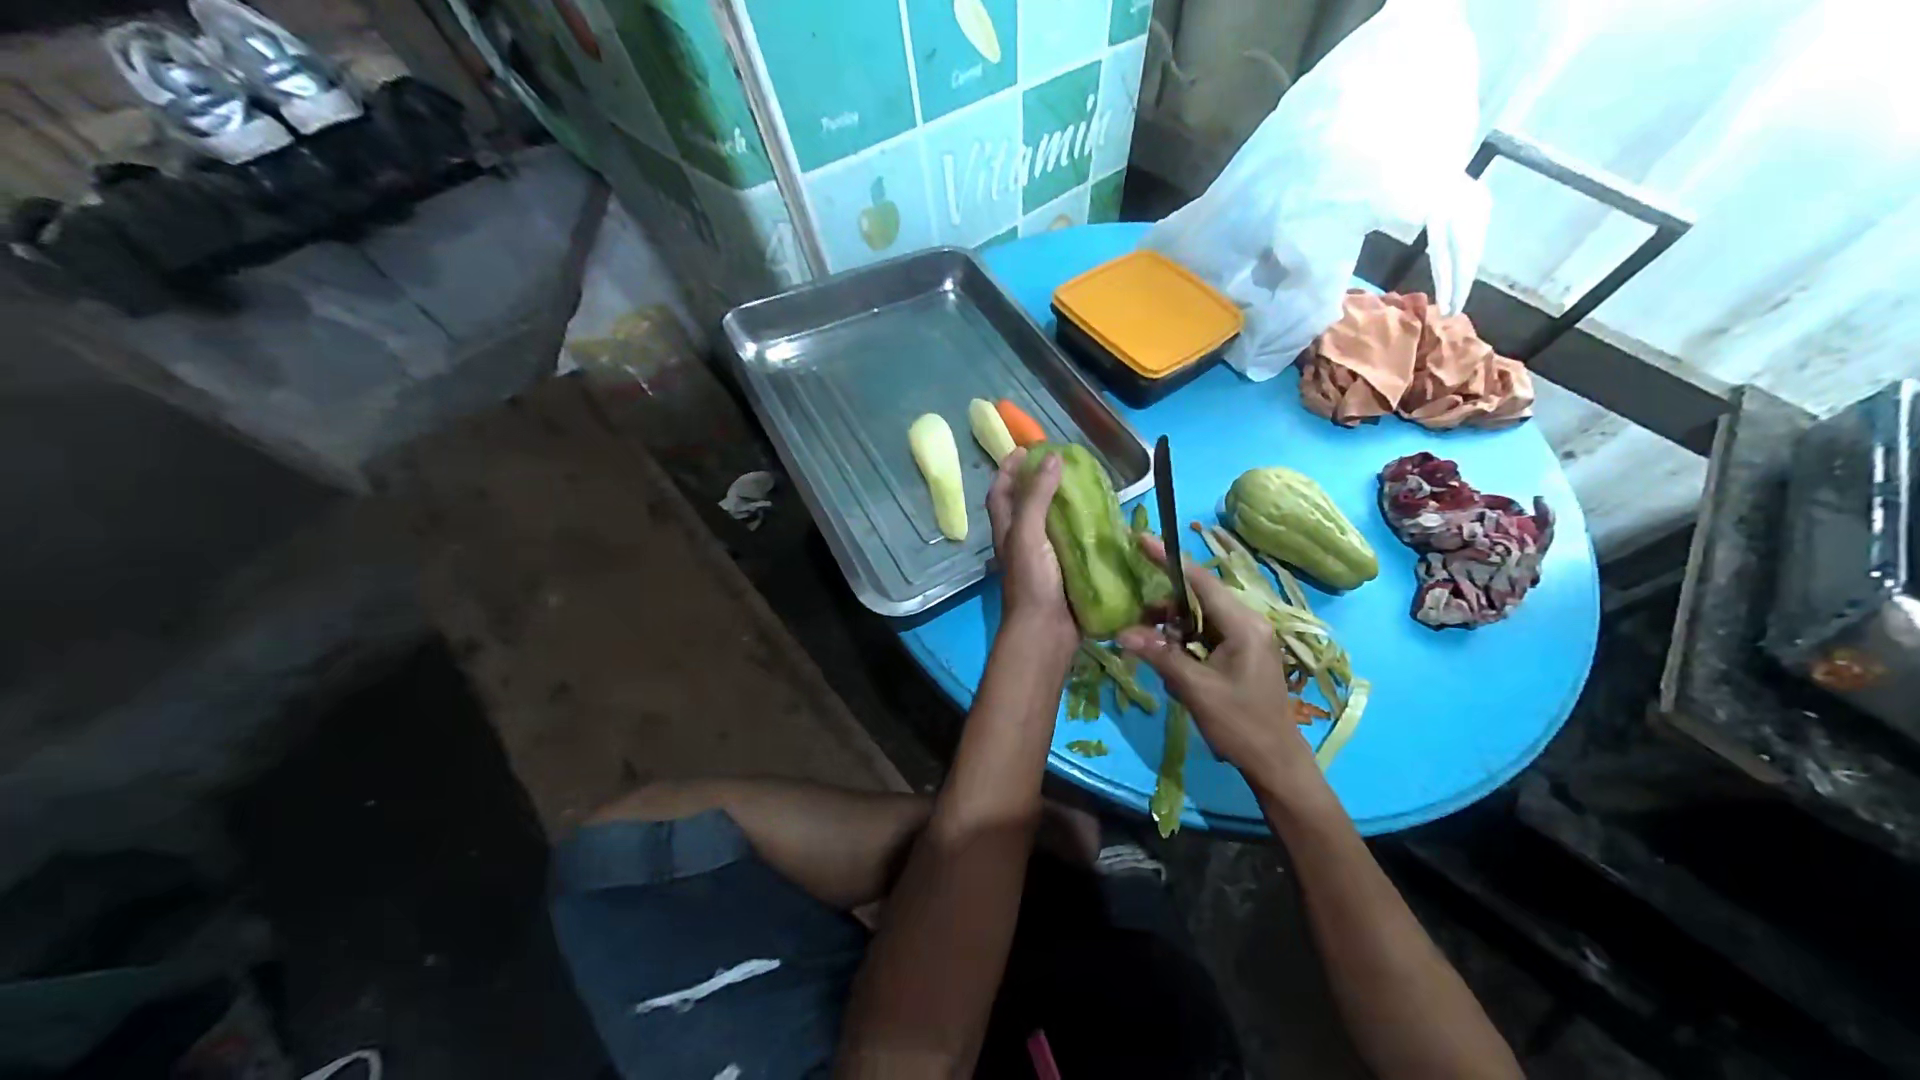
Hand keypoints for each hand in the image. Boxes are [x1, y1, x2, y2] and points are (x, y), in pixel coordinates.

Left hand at [985, 447, 1074, 649]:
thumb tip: (1052, 457)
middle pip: (1026, 505)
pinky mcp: (1066, 571)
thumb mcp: (1028, 532)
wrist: (1047, 631)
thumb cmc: (1032, 580)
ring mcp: (1045, 557)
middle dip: (1039, 482)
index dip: (1008, 469)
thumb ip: (1037, 496)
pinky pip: (1075, 543)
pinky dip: (1085, 529)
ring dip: (1065, 504)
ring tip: (1088, 485)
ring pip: (1052, 523)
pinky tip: (1104, 520)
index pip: (1000, 492)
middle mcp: (1023, 541)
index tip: (1025, 448)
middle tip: (1064, 463)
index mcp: (1008, 530)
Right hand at [1117, 535, 1320, 793]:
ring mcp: (1247, 638)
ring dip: (1173, 625)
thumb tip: (1122, 633)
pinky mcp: (1242, 652)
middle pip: (1199, 597)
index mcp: (1244, 625)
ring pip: (1201, 615)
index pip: (1201, 581)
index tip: (1142, 540)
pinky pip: (1207, 632)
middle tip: (1136, 619)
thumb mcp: (1196, 689)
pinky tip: (1171, 660)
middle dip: (1166, 604)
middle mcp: (1249, 623)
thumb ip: (1161, 655)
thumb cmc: (1240, 724)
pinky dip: (1185, 639)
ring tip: (1150, 644)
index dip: (1170, 560)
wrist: (1275, 761)